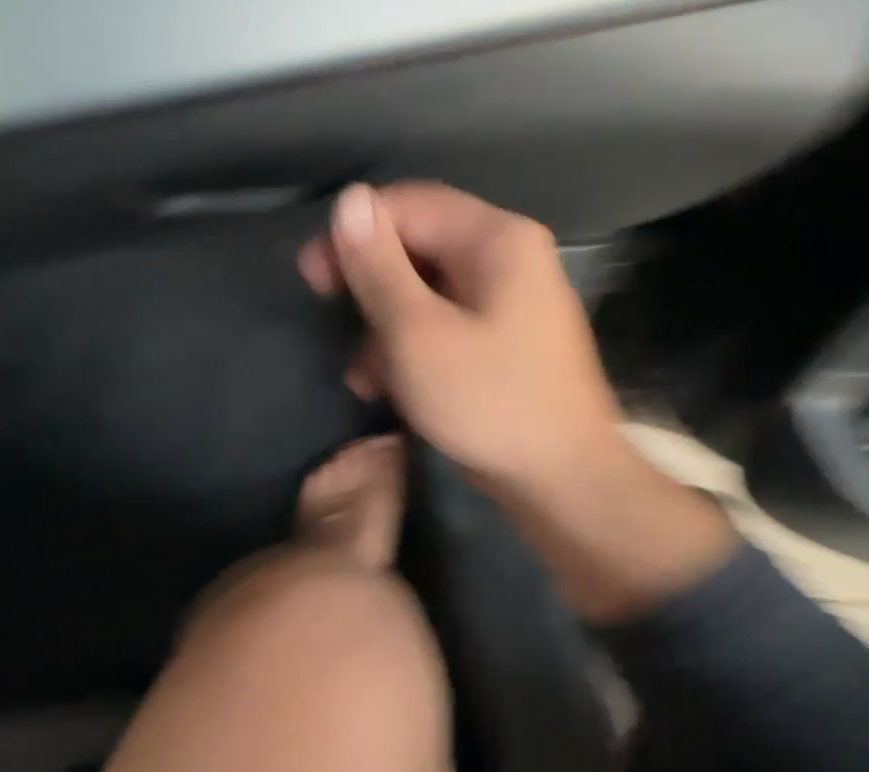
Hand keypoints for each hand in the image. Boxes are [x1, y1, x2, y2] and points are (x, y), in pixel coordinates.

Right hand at [301, 182, 735, 620]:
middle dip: (366, 282)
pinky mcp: (499, 340)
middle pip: (417, 244)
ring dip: (381, 323)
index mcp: (495, 239)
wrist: (558, 475)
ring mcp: (506, 300)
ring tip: (360, 372)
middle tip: (327, 314)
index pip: (409, 205)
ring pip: (423, 289)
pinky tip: (385, 385)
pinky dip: (407, 346)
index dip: (352, 232)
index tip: (310, 276)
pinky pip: (441, 323)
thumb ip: (378, 268)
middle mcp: (506, 256)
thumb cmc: (486, 400)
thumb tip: (347, 200)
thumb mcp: (416, 334)